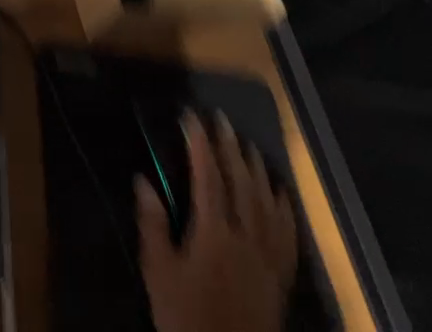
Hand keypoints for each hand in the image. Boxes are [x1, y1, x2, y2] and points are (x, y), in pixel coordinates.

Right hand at [136, 112, 298, 331]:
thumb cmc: (184, 316)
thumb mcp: (158, 271)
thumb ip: (153, 224)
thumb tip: (144, 181)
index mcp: (213, 233)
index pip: (208, 177)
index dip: (200, 145)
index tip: (191, 118)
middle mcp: (246, 238)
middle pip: (241, 183)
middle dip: (230, 148)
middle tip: (221, 120)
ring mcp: (268, 256)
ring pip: (267, 203)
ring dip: (257, 170)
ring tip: (247, 145)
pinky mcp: (280, 275)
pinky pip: (288, 233)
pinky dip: (284, 207)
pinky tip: (280, 192)